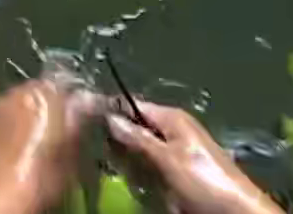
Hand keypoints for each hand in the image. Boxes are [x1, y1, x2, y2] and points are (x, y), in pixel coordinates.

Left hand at [0, 78, 102, 213]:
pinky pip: (10, 110)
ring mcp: (5, 100)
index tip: (77, 116)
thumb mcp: (73, 145)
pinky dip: (16, 119)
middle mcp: (26, 88)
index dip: (73, 100)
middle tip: (57, 128)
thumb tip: (90, 99)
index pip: (66, 83)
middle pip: (43, 88)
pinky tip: (20, 141)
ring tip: (37, 135)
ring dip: (32, 110)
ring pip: (25, 98)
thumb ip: (81, 115)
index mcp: (48, 89)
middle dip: (51, 103)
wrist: (7, 192)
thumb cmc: (46, 170)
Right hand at [106, 104, 282, 213]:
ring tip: (116, 172)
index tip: (88, 121)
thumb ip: (138, 139)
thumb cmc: (204, 180)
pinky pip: (152, 171)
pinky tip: (134, 187)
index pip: (135, 105)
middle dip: (120, 142)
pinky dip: (143, 178)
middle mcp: (173, 130)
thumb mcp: (168, 160)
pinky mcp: (179, 176)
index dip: (114, 111)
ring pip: (142, 154)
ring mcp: (176, 154)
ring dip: (130, 164)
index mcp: (171, 117)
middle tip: (100, 155)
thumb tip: (109, 115)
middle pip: (137, 129)